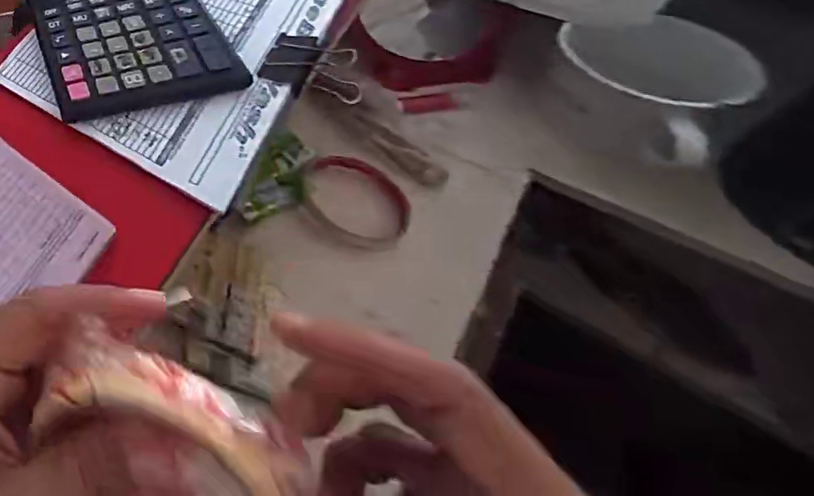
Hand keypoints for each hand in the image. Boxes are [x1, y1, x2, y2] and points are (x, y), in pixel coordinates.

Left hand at [0, 286, 169, 495]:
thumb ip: (95, 467)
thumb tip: (176, 446)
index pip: (43, 310)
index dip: (102, 301)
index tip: (159, 306)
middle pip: (57, 336)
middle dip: (115, 353)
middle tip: (177, 374)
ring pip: (58, 365)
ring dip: (107, 385)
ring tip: (162, 399)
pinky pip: (47, 394)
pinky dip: (85, 411)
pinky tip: (121, 426)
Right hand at [272, 313, 583, 495]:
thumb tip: (294, 484)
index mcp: (529, 487)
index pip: (442, 387)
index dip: (362, 350)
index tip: (287, 333)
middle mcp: (507, 469)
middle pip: (408, 386)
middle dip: (335, 388)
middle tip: (284, 418)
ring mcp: (483, 485)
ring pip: (397, 424)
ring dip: (339, 440)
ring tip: (299, 475)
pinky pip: (400, 464)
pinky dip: (357, 471)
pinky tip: (333, 493)